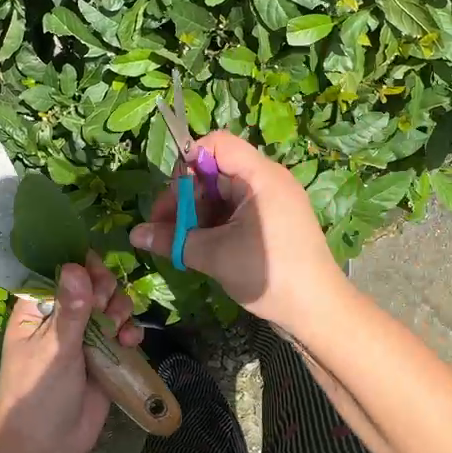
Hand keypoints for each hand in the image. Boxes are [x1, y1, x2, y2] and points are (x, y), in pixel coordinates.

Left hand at [0, 254, 142, 452]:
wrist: (51, 446)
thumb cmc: (39, 393)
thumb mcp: (54, 347)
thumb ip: (72, 307)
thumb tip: (77, 264)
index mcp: (36, 312)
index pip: (59, 274)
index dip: (80, 268)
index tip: (96, 270)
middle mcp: (60, 319)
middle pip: (90, 285)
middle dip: (105, 290)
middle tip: (107, 304)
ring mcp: (83, 337)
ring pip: (110, 306)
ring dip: (120, 310)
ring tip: (119, 327)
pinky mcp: (103, 355)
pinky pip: (122, 331)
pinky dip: (129, 332)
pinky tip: (129, 343)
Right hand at [129, 131, 350, 329]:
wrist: (318, 309)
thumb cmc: (268, 274)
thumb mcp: (214, 255)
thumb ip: (172, 240)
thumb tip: (134, 234)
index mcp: (260, 176)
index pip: (216, 144)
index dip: (187, 163)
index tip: (171, 198)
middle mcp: (269, 180)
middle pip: (216, 171)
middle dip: (186, 197)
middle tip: (163, 229)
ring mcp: (274, 201)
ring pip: (224, 194)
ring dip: (198, 215)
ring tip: (177, 244)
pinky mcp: (275, 221)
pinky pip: (237, 210)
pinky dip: (216, 224)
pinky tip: (199, 248)